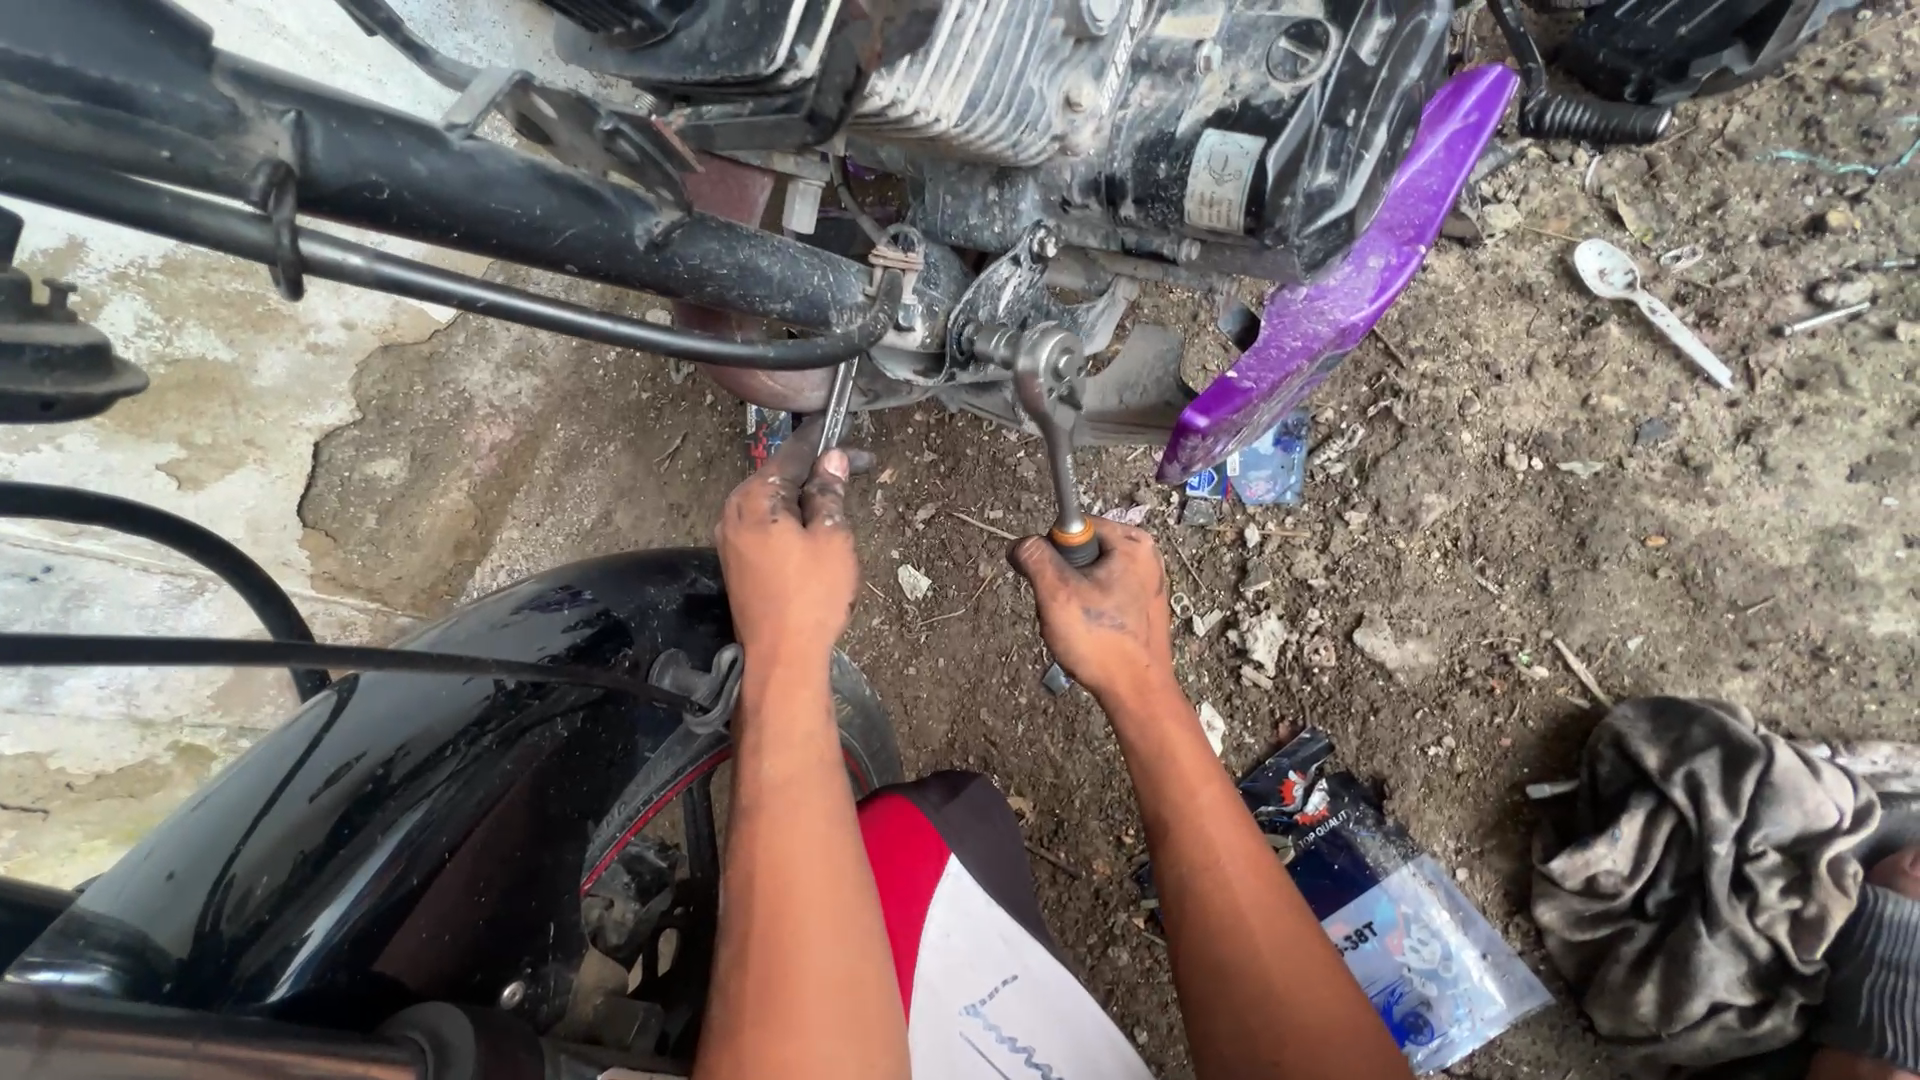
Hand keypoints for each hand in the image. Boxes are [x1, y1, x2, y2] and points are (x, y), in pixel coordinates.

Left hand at [715, 426, 859, 664]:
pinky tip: (813, 530)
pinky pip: (765, 525)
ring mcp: (730, 538)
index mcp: (755, 498)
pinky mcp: (735, 561)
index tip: (845, 433)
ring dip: (802, 498)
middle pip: (778, 477)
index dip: (822, 442)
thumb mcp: (832, 538)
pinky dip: (790, 519)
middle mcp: (733, 511)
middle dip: (813, 471)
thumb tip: (832, 459)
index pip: (792, 454)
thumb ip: (829, 493)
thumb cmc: (812, 595)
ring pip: (772, 502)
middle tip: (851, 471)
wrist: (781, 655)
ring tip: (837, 503)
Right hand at [1008, 516, 1175, 705]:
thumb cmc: (1102, 642)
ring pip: (1086, 578)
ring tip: (1077, 627)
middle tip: (1066, 611)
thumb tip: (1020, 545)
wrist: (1137, 692)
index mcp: (1132, 542)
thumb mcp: (1056, 592)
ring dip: (1070, 601)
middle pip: (1079, 553)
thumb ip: (1034, 557)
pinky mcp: (1142, 607)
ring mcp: (1146, 583)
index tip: (1054, 584)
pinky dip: (1088, 613)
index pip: (1073, 527)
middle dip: (1061, 581)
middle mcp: (1145, 556)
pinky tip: (1089, 636)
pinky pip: (1101, 597)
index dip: (1053, 555)